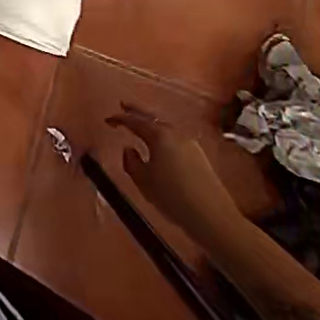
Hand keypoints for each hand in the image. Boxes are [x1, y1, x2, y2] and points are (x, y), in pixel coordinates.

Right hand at [107, 103, 241, 241]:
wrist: (211, 214)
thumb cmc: (172, 197)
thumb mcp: (144, 182)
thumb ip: (132, 163)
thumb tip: (129, 149)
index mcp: (160, 136)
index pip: (136, 121)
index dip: (120, 119)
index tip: (108, 119)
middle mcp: (175, 134)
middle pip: (153, 118)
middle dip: (137, 111)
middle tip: (124, 104)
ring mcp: (189, 143)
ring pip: (165, 127)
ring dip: (151, 123)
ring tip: (140, 124)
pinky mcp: (198, 155)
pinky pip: (174, 137)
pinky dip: (162, 134)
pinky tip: (160, 144)